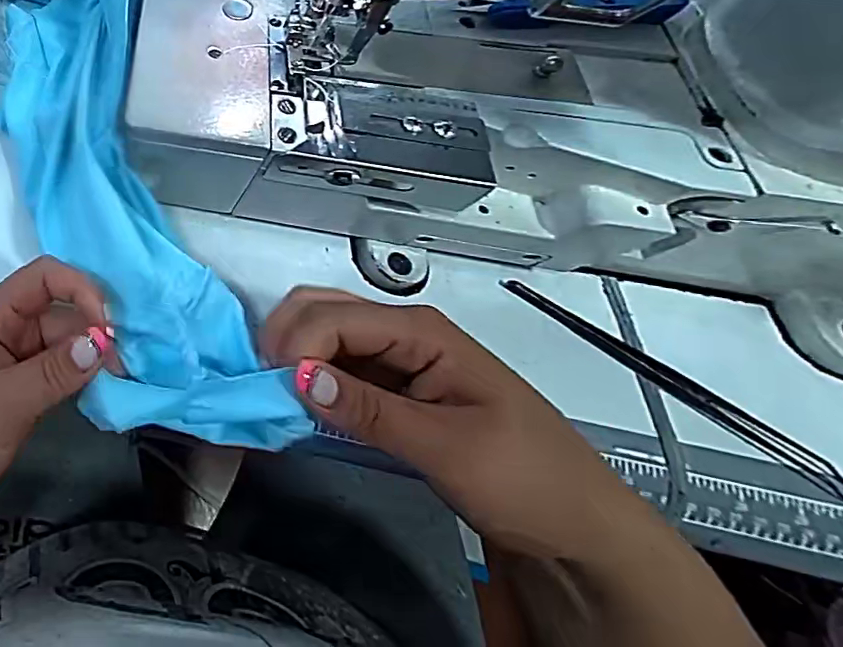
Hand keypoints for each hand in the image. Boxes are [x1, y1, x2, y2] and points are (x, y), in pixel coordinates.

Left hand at [0, 257, 112, 524]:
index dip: (79, 288)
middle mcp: (7, 330)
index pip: (42, 278)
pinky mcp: (24, 386)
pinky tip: (102, 387)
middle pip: (60, 309)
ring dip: (92, 353)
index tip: (106, 327)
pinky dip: (83, 373)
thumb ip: (51, 373)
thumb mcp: (0, 406)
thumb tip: (100, 343)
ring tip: (120, 378)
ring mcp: (16, 358)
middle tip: (123, 365)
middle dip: (94, 328)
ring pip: (65, 339)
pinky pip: (61, 367)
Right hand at [259, 288, 664, 564]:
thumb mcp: (450, 448)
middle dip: (285, 337)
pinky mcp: (393, 387)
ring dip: (294, 355)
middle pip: (323, 309)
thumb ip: (371, 411)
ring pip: (325, 334)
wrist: (579, 533)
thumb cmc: (531, 481)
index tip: (274, 388)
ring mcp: (398, 357)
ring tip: (275, 394)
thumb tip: (300, 377)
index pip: (336, 317)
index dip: (298, 345)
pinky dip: (311, 377)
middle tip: (263, 385)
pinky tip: (301, 401)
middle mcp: (405, 331)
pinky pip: (338, 367)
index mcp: (421, 329)